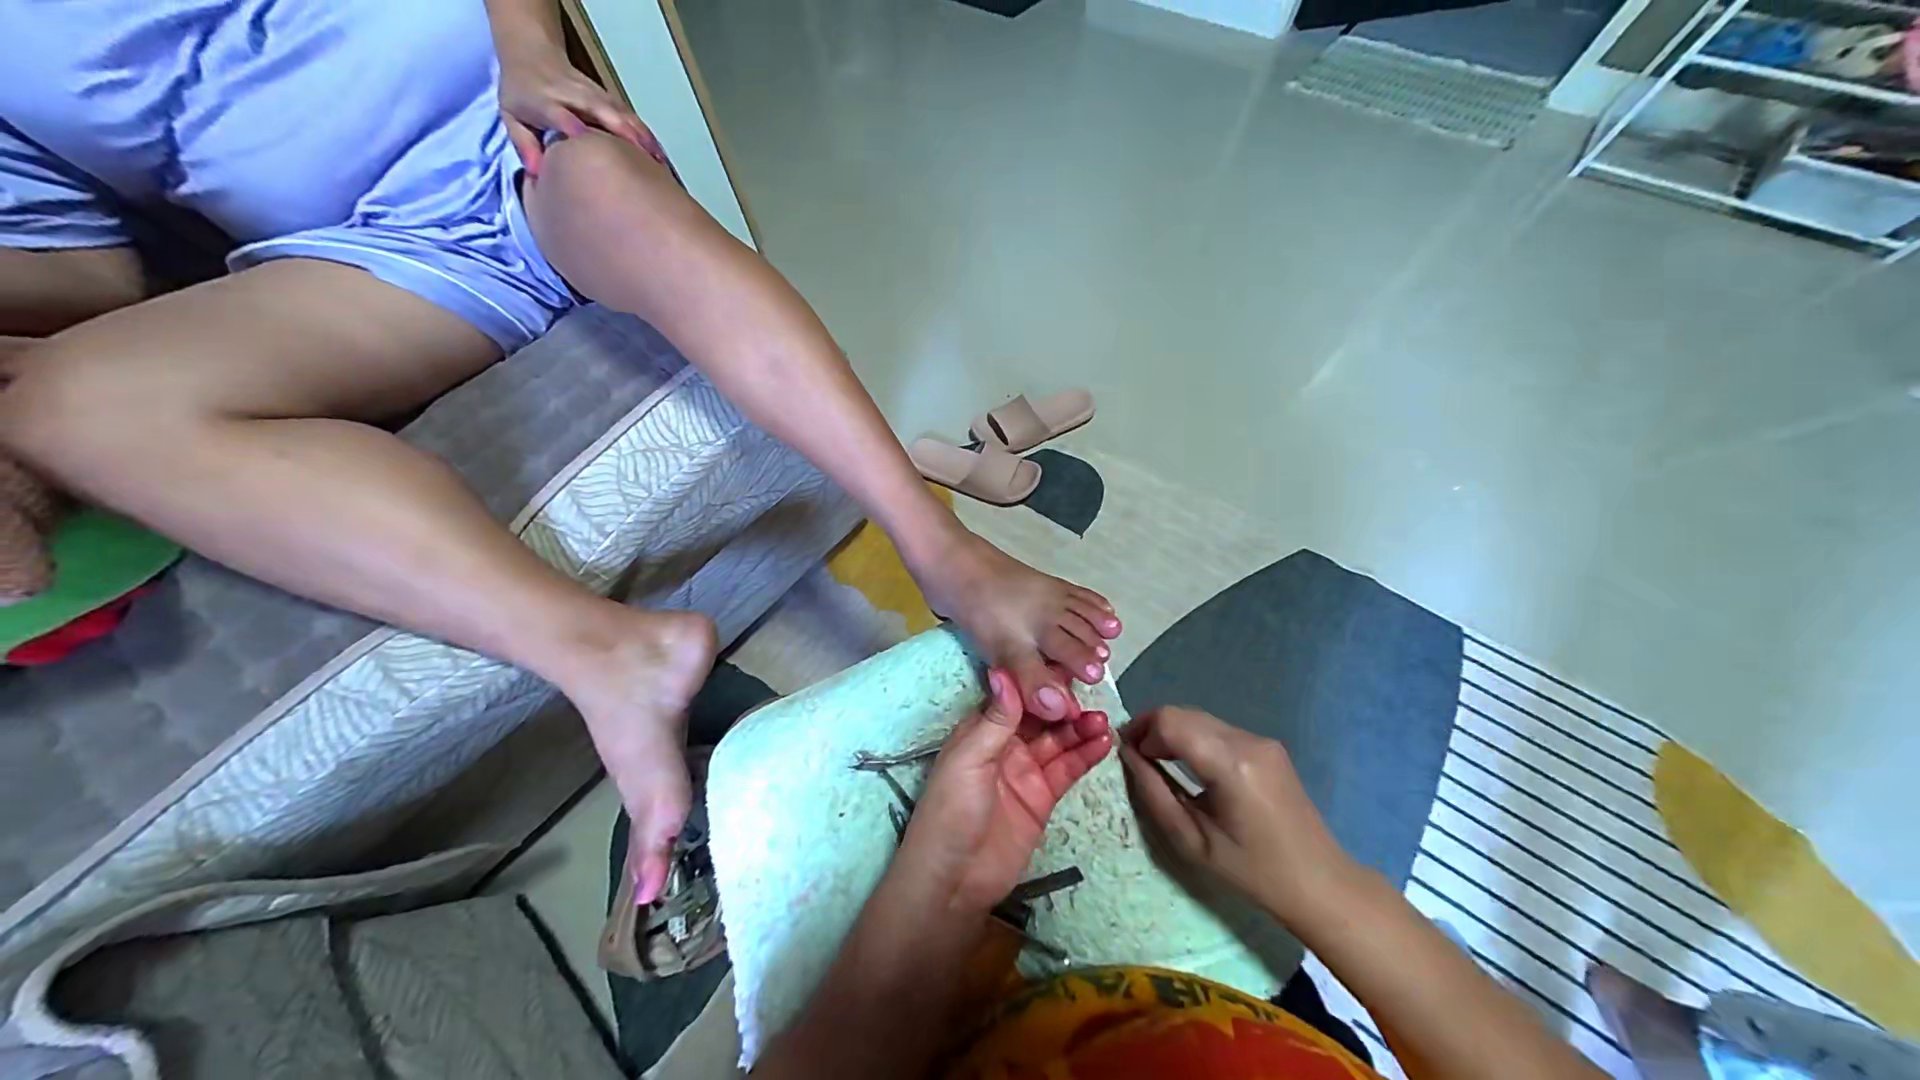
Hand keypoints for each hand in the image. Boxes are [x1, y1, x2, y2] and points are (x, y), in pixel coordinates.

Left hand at [496, 43, 664, 174]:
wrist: (532, 54)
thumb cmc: (522, 93)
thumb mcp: (511, 117)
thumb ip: (524, 144)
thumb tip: (536, 172)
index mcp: (544, 100)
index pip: (560, 113)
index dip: (573, 125)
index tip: (586, 142)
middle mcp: (572, 95)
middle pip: (601, 112)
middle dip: (623, 133)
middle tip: (644, 160)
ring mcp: (593, 94)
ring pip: (620, 113)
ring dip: (641, 136)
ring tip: (659, 162)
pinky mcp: (608, 97)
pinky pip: (629, 115)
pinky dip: (645, 133)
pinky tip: (658, 153)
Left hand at [894, 668, 1111, 914]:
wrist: (955, 880)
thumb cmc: (951, 811)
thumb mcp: (970, 759)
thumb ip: (995, 719)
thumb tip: (1003, 669)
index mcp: (981, 730)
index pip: (1015, 697)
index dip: (1039, 683)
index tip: (1067, 667)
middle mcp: (1005, 745)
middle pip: (1041, 717)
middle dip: (1065, 705)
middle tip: (1092, 694)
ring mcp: (1025, 771)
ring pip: (1058, 741)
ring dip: (1080, 728)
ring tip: (1103, 719)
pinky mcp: (1042, 797)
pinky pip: (1067, 769)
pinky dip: (1085, 754)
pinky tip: (1103, 742)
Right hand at [1120, 707, 1359, 925]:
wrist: (1319, 883)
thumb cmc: (1251, 870)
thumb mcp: (1191, 841)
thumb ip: (1154, 792)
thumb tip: (1128, 754)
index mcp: (1231, 765)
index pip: (1171, 722)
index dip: (1141, 730)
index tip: (1127, 754)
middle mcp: (1248, 741)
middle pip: (1183, 713)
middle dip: (1153, 729)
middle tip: (1137, 758)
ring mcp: (1261, 740)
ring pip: (1199, 717)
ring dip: (1172, 732)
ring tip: (1158, 762)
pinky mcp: (1267, 745)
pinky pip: (1217, 728)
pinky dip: (1193, 738)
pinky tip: (1188, 764)